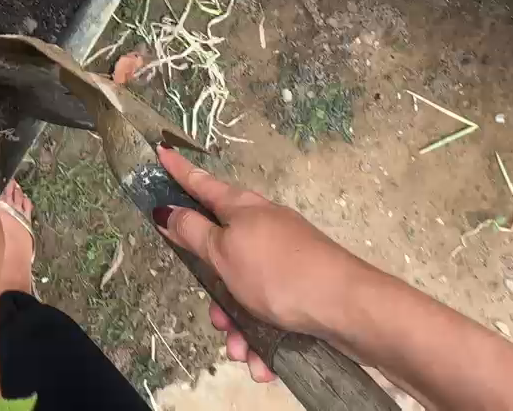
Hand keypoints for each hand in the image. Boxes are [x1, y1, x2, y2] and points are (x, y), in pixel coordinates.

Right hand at [152, 147, 377, 381]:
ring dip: (237, 322)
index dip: (178, 170)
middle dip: (213, 289)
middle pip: (221, 249)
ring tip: (242, 351)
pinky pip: (269, 309)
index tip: (160, 151)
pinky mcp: (303, 286)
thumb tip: (166, 210)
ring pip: (243, 287)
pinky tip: (263, 362)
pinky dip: (262, 335)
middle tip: (214, 317)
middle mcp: (260, 225)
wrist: (352, 310)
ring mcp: (284, 256)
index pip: (200, 183)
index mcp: (240, 207)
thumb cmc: (279, 272)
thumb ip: (192, 232)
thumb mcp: (224, 253)